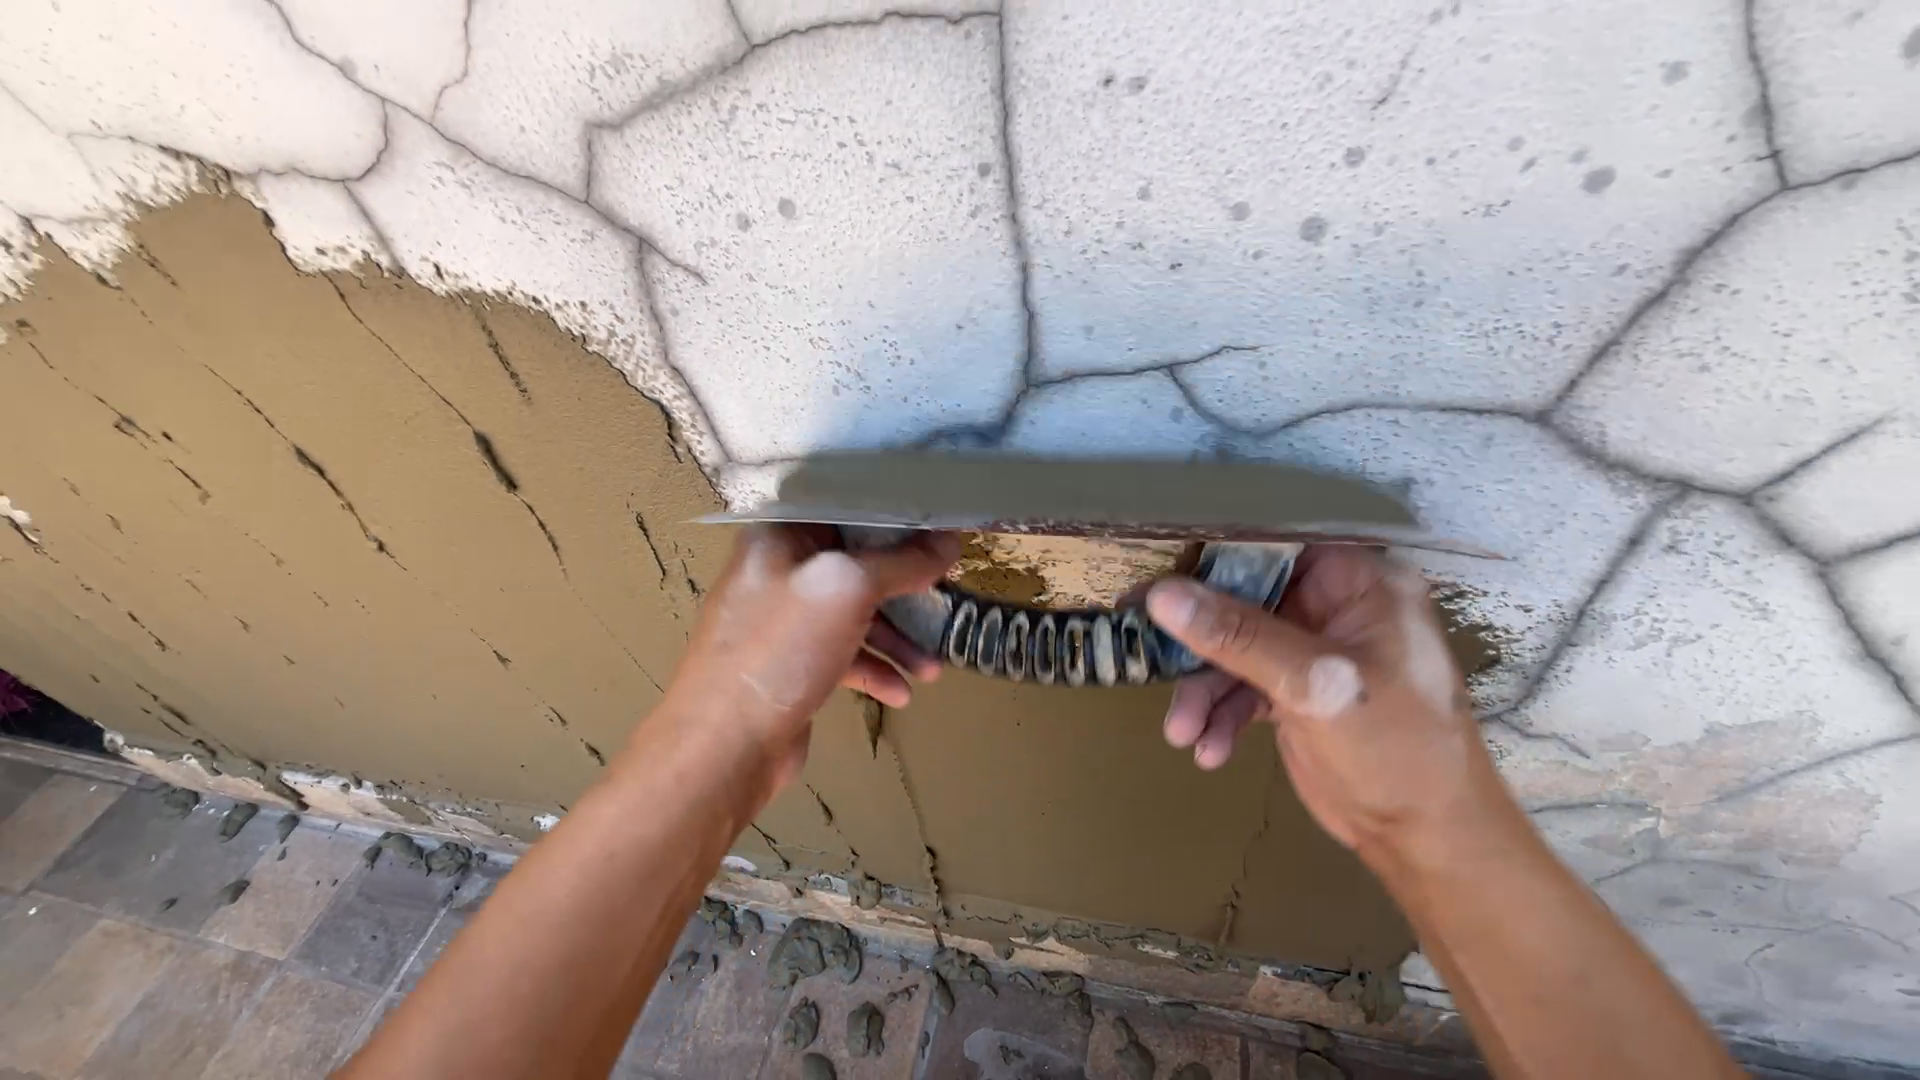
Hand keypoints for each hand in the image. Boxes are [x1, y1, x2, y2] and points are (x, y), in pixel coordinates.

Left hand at [660, 524, 959, 792]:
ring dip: (897, 639)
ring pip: (855, 615)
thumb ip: (901, 562)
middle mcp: (779, 571)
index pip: (846, 510)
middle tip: (945, 597)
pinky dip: (874, 670)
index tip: (940, 531)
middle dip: (905, 587)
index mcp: (779, 536)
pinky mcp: (792, 664)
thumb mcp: (847, 590)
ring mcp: (783, 622)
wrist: (722, 747)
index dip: (895, 520)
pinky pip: (844, 654)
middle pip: (857, 565)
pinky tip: (900, 693)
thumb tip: (951, 541)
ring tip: (932, 670)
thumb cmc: (779, 650)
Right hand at [1146, 546, 1507, 859]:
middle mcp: (1333, 607)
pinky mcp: (1294, 691)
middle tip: (1143, 651)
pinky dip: (1219, 715)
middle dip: (1196, 639)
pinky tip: (1209, 750)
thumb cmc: (1394, 749)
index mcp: (1358, 583)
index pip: (1272, 549)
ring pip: (1233, 649)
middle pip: (1243, 600)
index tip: (1156, 582)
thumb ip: (1237, 637)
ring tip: (1181, 732)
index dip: (1213, 561)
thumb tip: (1161, 596)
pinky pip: (1240, 687)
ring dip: (1202, 691)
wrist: (1426, 838)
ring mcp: (1312, 651)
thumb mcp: (1313, 686)